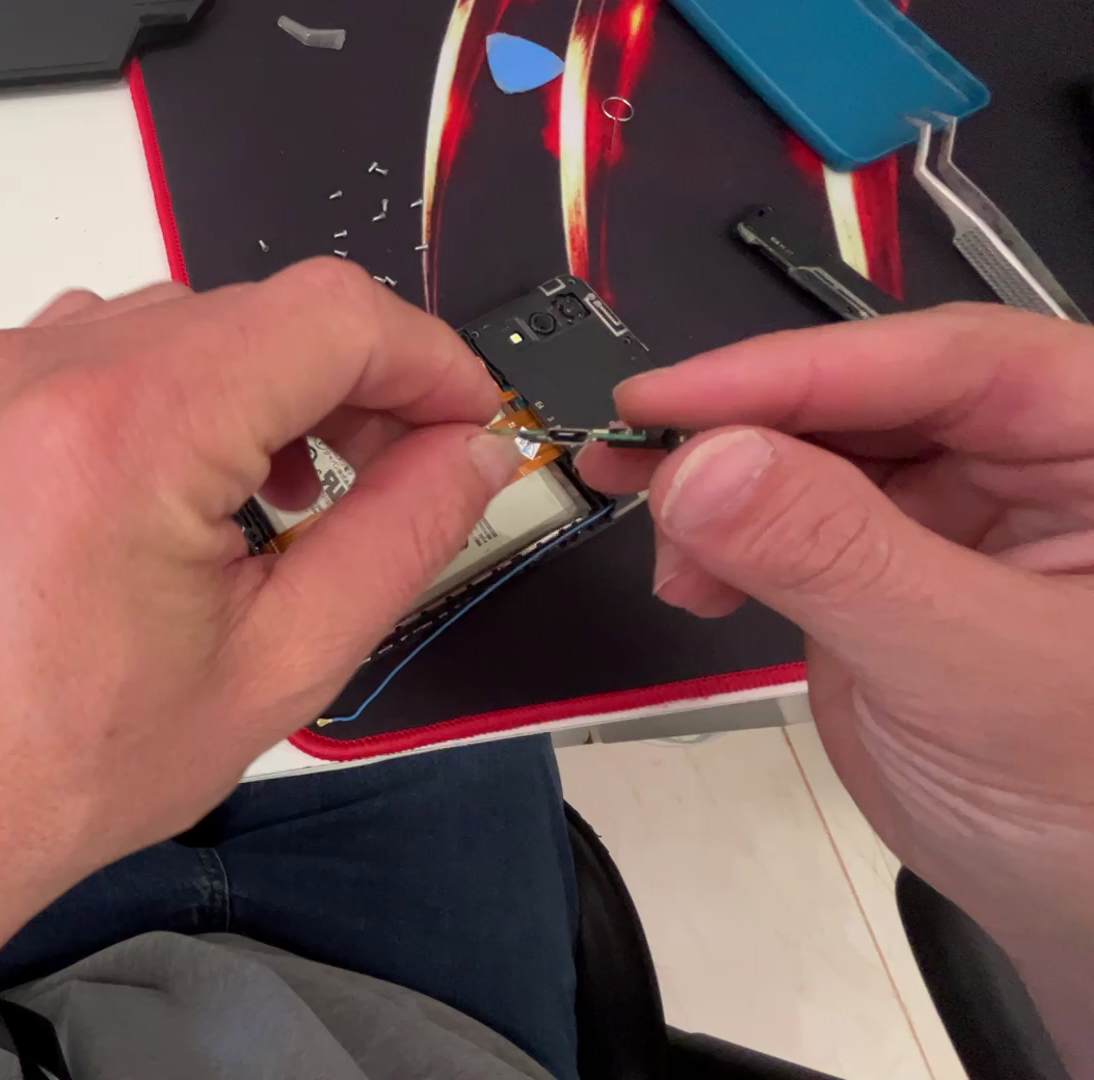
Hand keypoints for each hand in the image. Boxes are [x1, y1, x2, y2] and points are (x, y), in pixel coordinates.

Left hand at [0, 261, 521, 1079]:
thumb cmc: (88, 759)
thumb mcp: (282, 663)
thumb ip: (400, 537)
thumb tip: (470, 452)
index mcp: (128, 433)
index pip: (326, 315)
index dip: (422, 356)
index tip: (463, 419)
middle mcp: (47, 371)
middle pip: (257, 313)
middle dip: (346, 383)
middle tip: (384, 469)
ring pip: (188, 323)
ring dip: (260, 388)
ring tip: (277, 491)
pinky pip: (112, 344)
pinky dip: (177, 389)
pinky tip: (183, 478)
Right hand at [577, 304, 1093, 1066]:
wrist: (1074, 894)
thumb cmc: (1087, 797)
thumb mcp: (964, 666)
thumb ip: (832, 554)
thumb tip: (695, 465)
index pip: (945, 364)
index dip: (787, 373)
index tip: (652, 400)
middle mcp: (1034, 459)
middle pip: (853, 403)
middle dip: (732, 441)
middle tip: (628, 467)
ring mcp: (946, 509)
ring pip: (796, 457)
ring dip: (710, 498)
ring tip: (665, 556)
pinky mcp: (871, 557)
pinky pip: (772, 519)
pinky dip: (714, 544)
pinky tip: (695, 586)